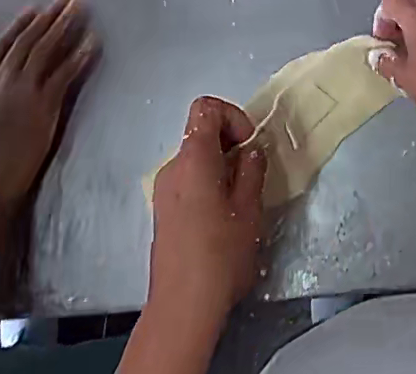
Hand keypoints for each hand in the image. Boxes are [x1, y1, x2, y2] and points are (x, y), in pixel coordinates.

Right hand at [0, 0, 96, 212]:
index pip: (3, 45)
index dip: (21, 26)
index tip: (35, 9)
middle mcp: (1, 79)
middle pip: (30, 41)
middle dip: (49, 18)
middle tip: (67, 0)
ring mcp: (24, 91)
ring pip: (47, 50)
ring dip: (65, 27)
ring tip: (80, 9)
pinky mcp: (44, 107)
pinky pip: (66, 74)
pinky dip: (80, 56)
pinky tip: (93, 42)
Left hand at [147, 96, 266, 323]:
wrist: (181, 308)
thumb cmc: (219, 256)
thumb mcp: (249, 211)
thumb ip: (252, 171)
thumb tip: (252, 151)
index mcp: (193, 158)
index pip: (206, 108)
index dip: (232, 116)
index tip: (249, 144)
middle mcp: (173, 166)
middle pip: (200, 132)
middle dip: (230, 144)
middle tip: (251, 174)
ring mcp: (164, 189)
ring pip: (195, 158)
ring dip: (220, 166)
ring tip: (240, 201)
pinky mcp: (163, 210)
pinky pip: (187, 180)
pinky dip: (207, 183)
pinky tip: (222, 218)